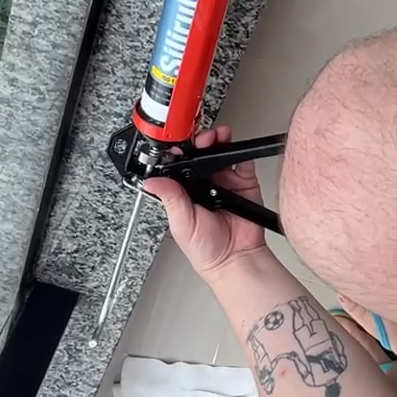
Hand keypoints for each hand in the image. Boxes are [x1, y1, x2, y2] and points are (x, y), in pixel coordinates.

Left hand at [142, 125, 269, 277]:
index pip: (179, 165)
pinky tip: (235, 152)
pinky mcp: (244, 184)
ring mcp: (225, 182)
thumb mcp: (182, 223)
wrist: (236, 258)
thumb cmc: (207, 250)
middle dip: (202, 141)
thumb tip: (152, 181)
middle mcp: (204, 184)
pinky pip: (244, 163)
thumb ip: (171, 199)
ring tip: (219, 138)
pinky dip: (241, 154)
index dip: (179, 152)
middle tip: (203, 139)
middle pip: (201, 155)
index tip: (179, 143)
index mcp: (185, 192)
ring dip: (220, 142)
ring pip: (221, 154)